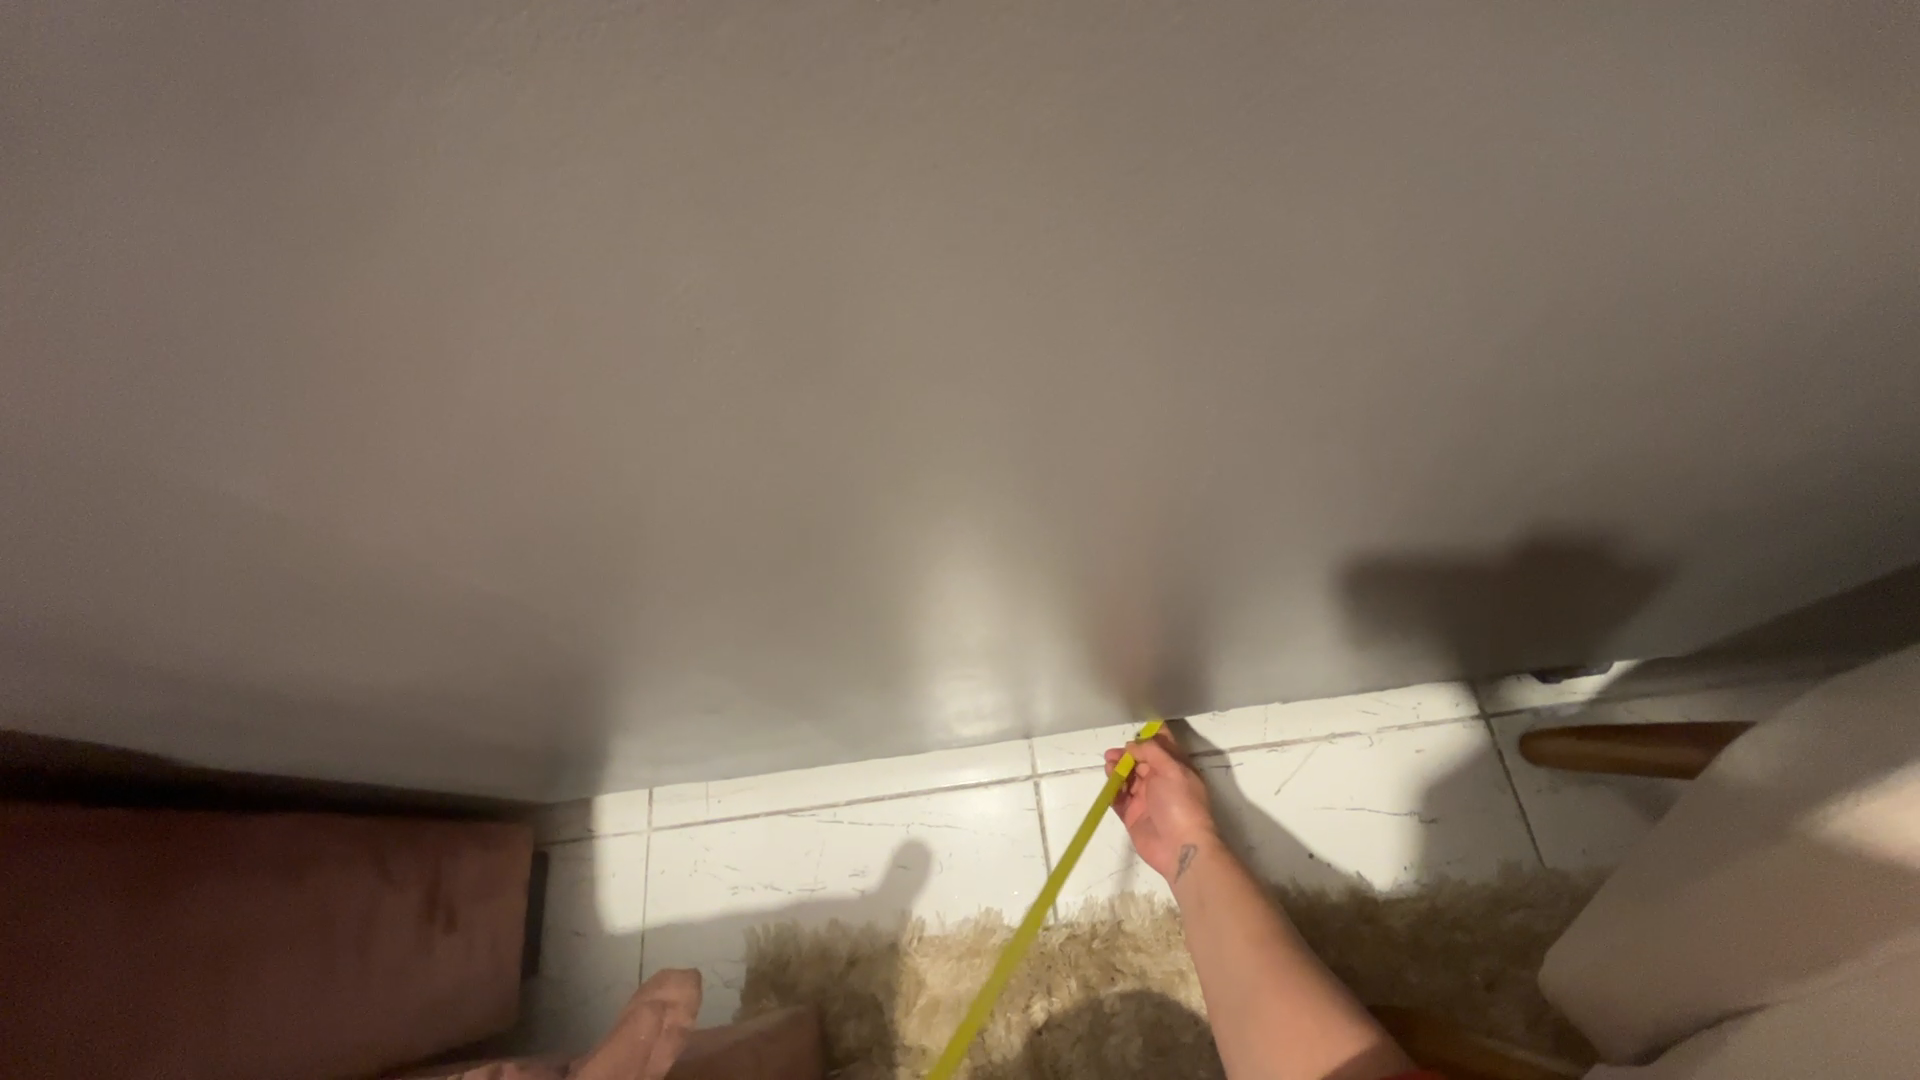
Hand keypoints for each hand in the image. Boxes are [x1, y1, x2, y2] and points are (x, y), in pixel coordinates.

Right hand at [1105, 731, 1220, 884]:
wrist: (1181, 847)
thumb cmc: (1181, 803)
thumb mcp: (1172, 768)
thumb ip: (1150, 751)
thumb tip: (1131, 746)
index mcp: (1176, 767)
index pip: (1162, 745)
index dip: (1148, 736)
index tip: (1133, 734)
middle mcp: (1161, 780)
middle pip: (1139, 760)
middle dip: (1125, 754)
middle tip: (1112, 754)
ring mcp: (1146, 798)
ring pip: (1127, 777)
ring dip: (1117, 769)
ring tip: (1109, 767)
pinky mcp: (1132, 815)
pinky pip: (1118, 798)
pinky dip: (1112, 790)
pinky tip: (1109, 784)